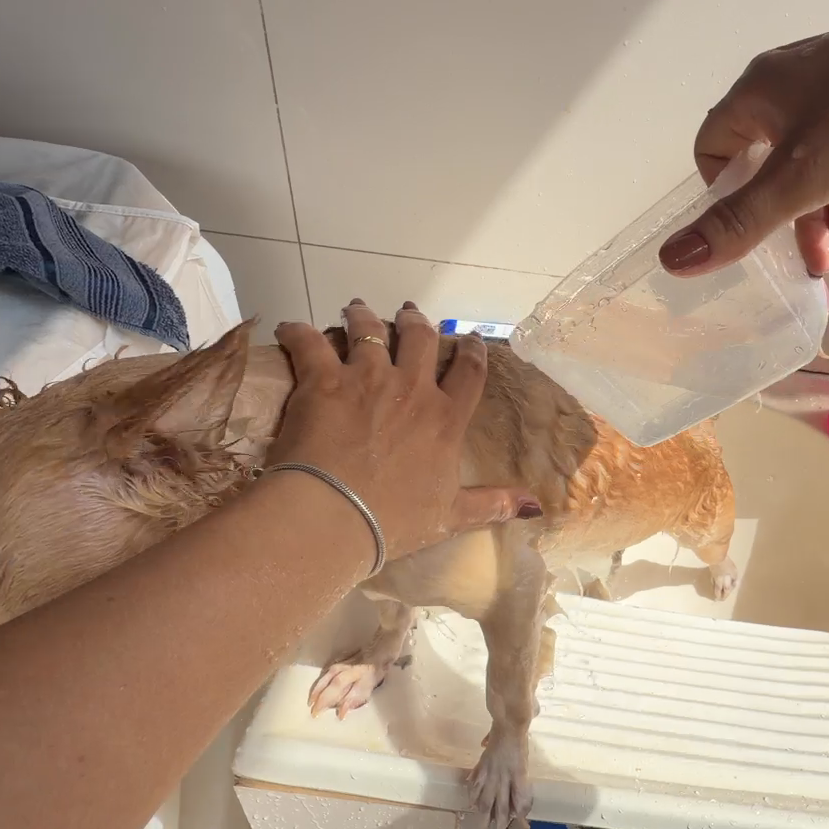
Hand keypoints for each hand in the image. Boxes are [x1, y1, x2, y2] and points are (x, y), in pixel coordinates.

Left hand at [268, 301, 540, 562]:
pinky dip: (299, 332)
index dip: (471, 350)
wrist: (335, 516)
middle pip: (422, 339)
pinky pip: (310, 342)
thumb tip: (536, 506)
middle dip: (417, 321)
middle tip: (410, 313)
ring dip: (364, 315)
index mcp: (446, 419)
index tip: (468, 339)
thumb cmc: (395, 520)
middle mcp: (412, 389)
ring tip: (358, 308)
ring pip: (370, 330)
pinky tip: (292, 328)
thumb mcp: (451, 517)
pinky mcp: (323, 379)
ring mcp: (367, 379)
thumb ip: (492, 504)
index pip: (469, 372)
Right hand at [661, 0, 828, 276]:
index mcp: (760, 90)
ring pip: (810, 168)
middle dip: (782, 221)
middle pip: (766, 166)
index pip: (713, 146)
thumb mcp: (799, 178)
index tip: (746, 229)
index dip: (720, 194)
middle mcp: (793, 84)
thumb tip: (669, 261)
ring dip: (818, 218)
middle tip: (802, 265)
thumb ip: (737, 223)